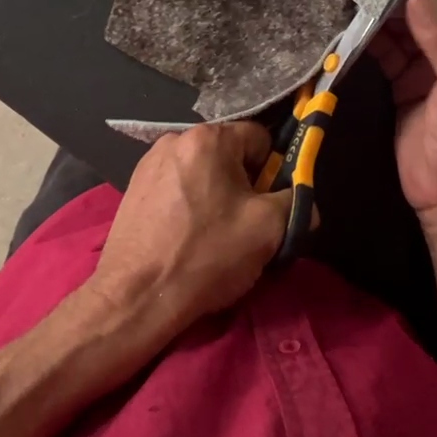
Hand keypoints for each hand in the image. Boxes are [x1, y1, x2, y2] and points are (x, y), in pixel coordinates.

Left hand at [87, 122, 292, 337]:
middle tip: (243, 227)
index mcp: (209, 138)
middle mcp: (176, 139)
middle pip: (229, 155)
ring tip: (212, 238)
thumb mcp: (270, 229)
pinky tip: (185, 239)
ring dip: (215, 197)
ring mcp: (149, 163)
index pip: (260, 138)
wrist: (136, 298)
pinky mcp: (133, 188)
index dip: (273, 172)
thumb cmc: (206, 255)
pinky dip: (188, 207)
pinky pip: (176, 188)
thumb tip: (302, 201)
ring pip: (203, 173)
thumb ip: (297, 202)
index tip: (268, 205)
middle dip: (243, 186)